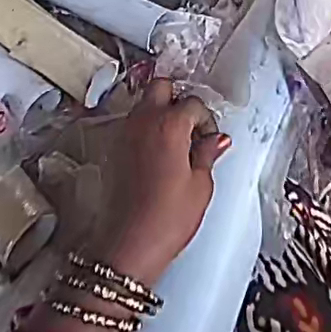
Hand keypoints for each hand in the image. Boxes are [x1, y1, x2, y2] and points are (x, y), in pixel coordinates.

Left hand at [91, 78, 229, 284]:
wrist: (129, 244)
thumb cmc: (165, 219)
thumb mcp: (200, 186)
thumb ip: (207, 155)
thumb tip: (216, 141)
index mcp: (169, 125)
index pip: (193, 103)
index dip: (207, 119)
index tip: (211, 138)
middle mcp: (144, 121)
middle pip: (161, 87)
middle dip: (178, 99)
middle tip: (192, 125)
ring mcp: (126, 132)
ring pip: (145, 103)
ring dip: (161, 112)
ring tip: (177, 141)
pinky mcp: (114, 147)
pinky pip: (133, 123)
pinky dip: (147, 128)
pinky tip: (160, 153)